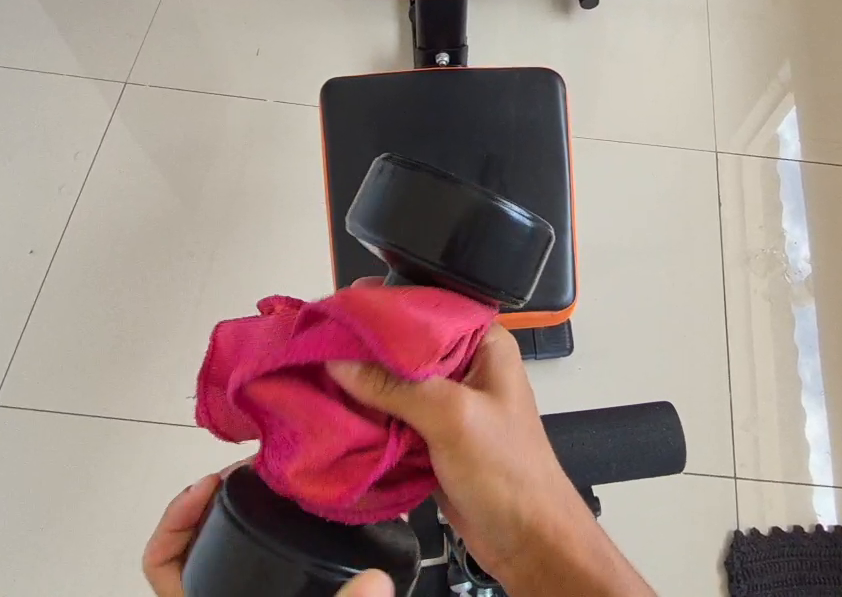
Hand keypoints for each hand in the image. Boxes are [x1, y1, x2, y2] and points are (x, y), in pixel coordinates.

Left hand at [143, 469, 392, 596]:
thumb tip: (376, 581)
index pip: (164, 563)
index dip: (178, 517)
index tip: (213, 484)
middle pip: (203, 549)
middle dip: (230, 505)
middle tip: (269, 472)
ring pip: (235, 562)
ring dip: (256, 523)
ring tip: (293, 491)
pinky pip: (262, 574)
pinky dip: (278, 550)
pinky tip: (312, 529)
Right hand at [329, 325, 653, 596]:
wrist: (525, 538)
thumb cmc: (507, 470)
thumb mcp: (452, 417)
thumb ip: (396, 387)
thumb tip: (340, 361)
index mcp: (484, 342)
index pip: (430, 307)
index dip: (389, 303)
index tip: (346, 303)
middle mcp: (465, 363)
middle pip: (408, 343)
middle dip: (367, 343)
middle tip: (321, 335)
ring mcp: (447, 398)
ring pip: (395, 378)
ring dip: (362, 379)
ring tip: (316, 365)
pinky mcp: (430, 431)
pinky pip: (391, 412)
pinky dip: (367, 411)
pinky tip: (334, 404)